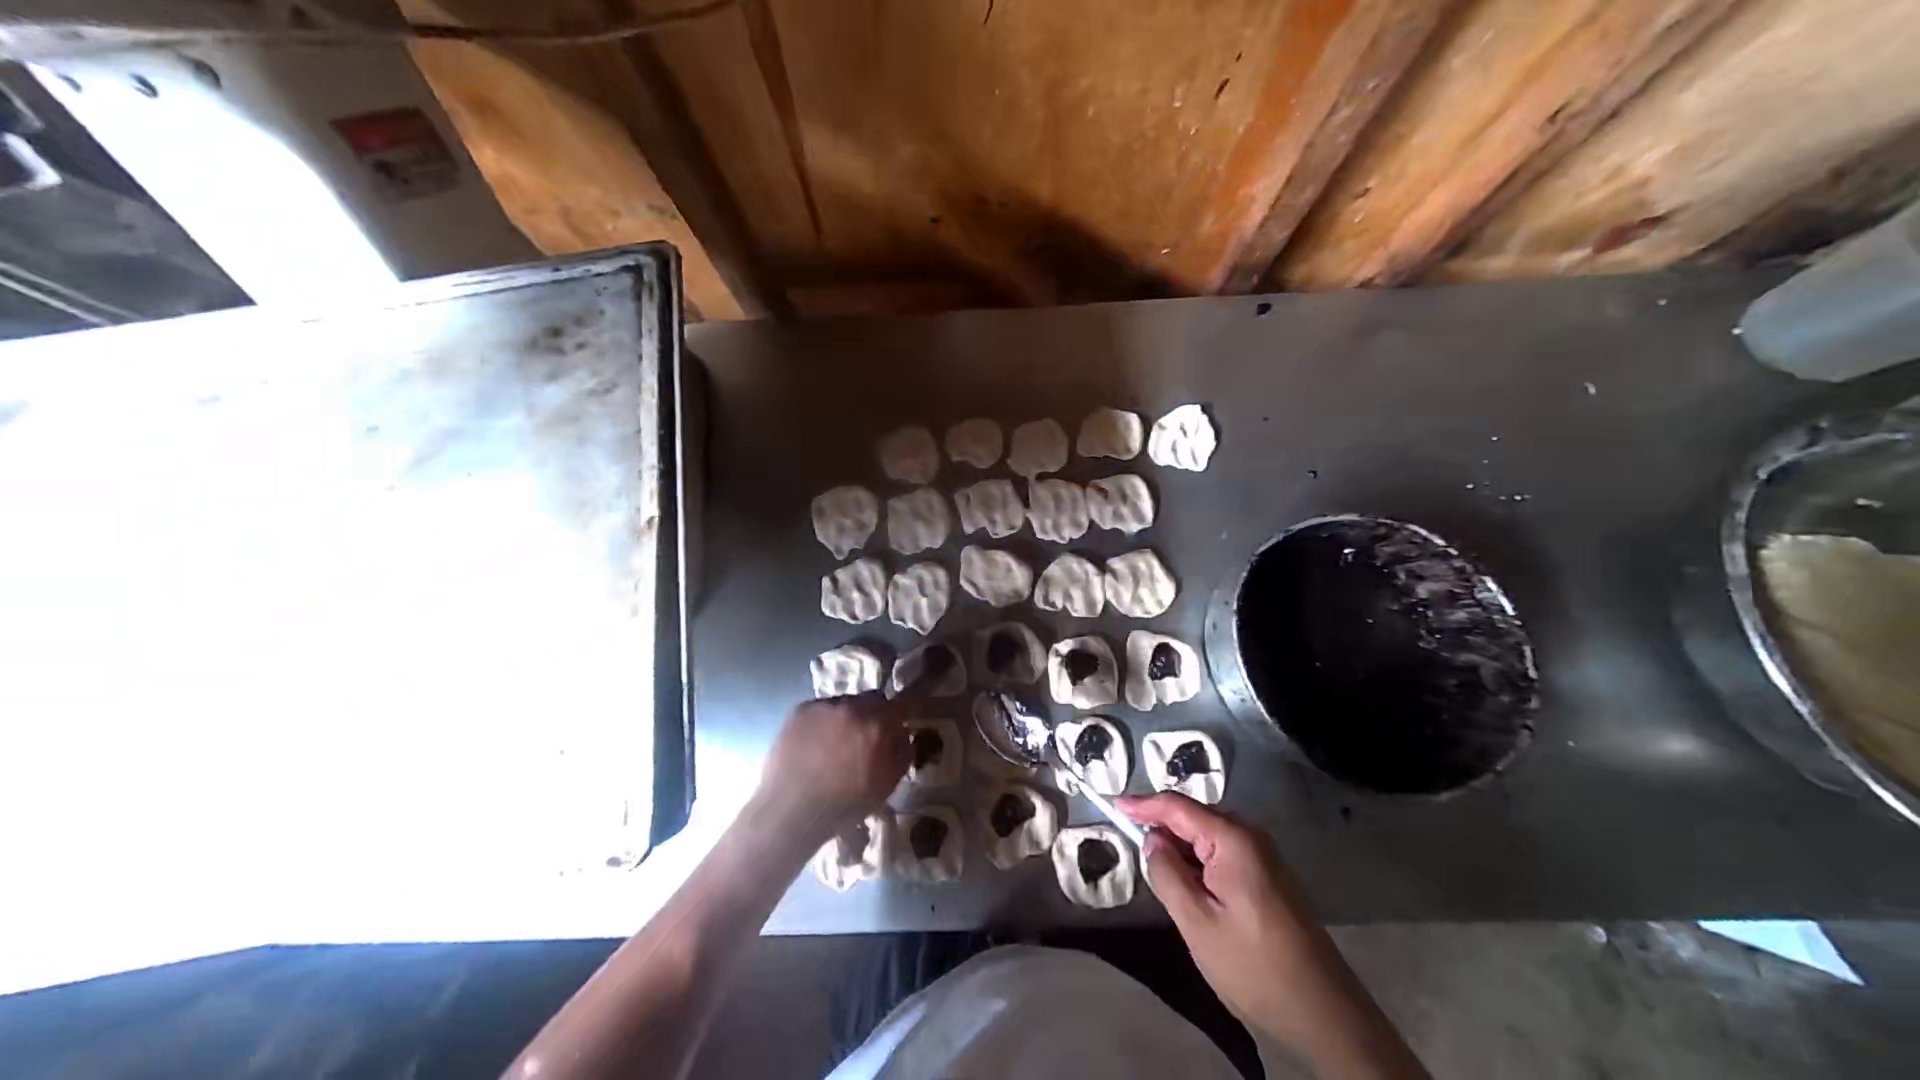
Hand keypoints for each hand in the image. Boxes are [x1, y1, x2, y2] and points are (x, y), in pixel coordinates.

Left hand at [754, 694, 910, 844]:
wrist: (790, 810)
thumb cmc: (844, 804)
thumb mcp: (887, 785)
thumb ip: (902, 752)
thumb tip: (903, 734)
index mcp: (878, 724)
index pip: (903, 703)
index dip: (903, 711)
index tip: (900, 721)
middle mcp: (852, 707)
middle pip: (873, 699)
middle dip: (874, 715)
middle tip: (865, 739)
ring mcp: (824, 706)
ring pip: (845, 703)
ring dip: (847, 718)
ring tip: (834, 745)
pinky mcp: (800, 710)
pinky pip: (820, 709)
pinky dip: (822, 722)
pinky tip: (814, 746)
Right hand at [1119, 793, 1428, 1079]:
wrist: (1324, 1012)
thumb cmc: (1254, 966)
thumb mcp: (1196, 922)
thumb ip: (1166, 873)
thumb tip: (1152, 840)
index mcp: (1233, 839)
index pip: (1177, 806)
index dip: (1143, 804)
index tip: (1113, 804)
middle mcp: (1251, 837)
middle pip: (1193, 818)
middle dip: (1161, 827)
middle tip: (1133, 851)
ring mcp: (1264, 857)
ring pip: (1207, 838)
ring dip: (1181, 849)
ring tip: (1158, 875)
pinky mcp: (1270, 878)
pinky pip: (1223, 855)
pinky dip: (1199, 863)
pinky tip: (1190, 889)